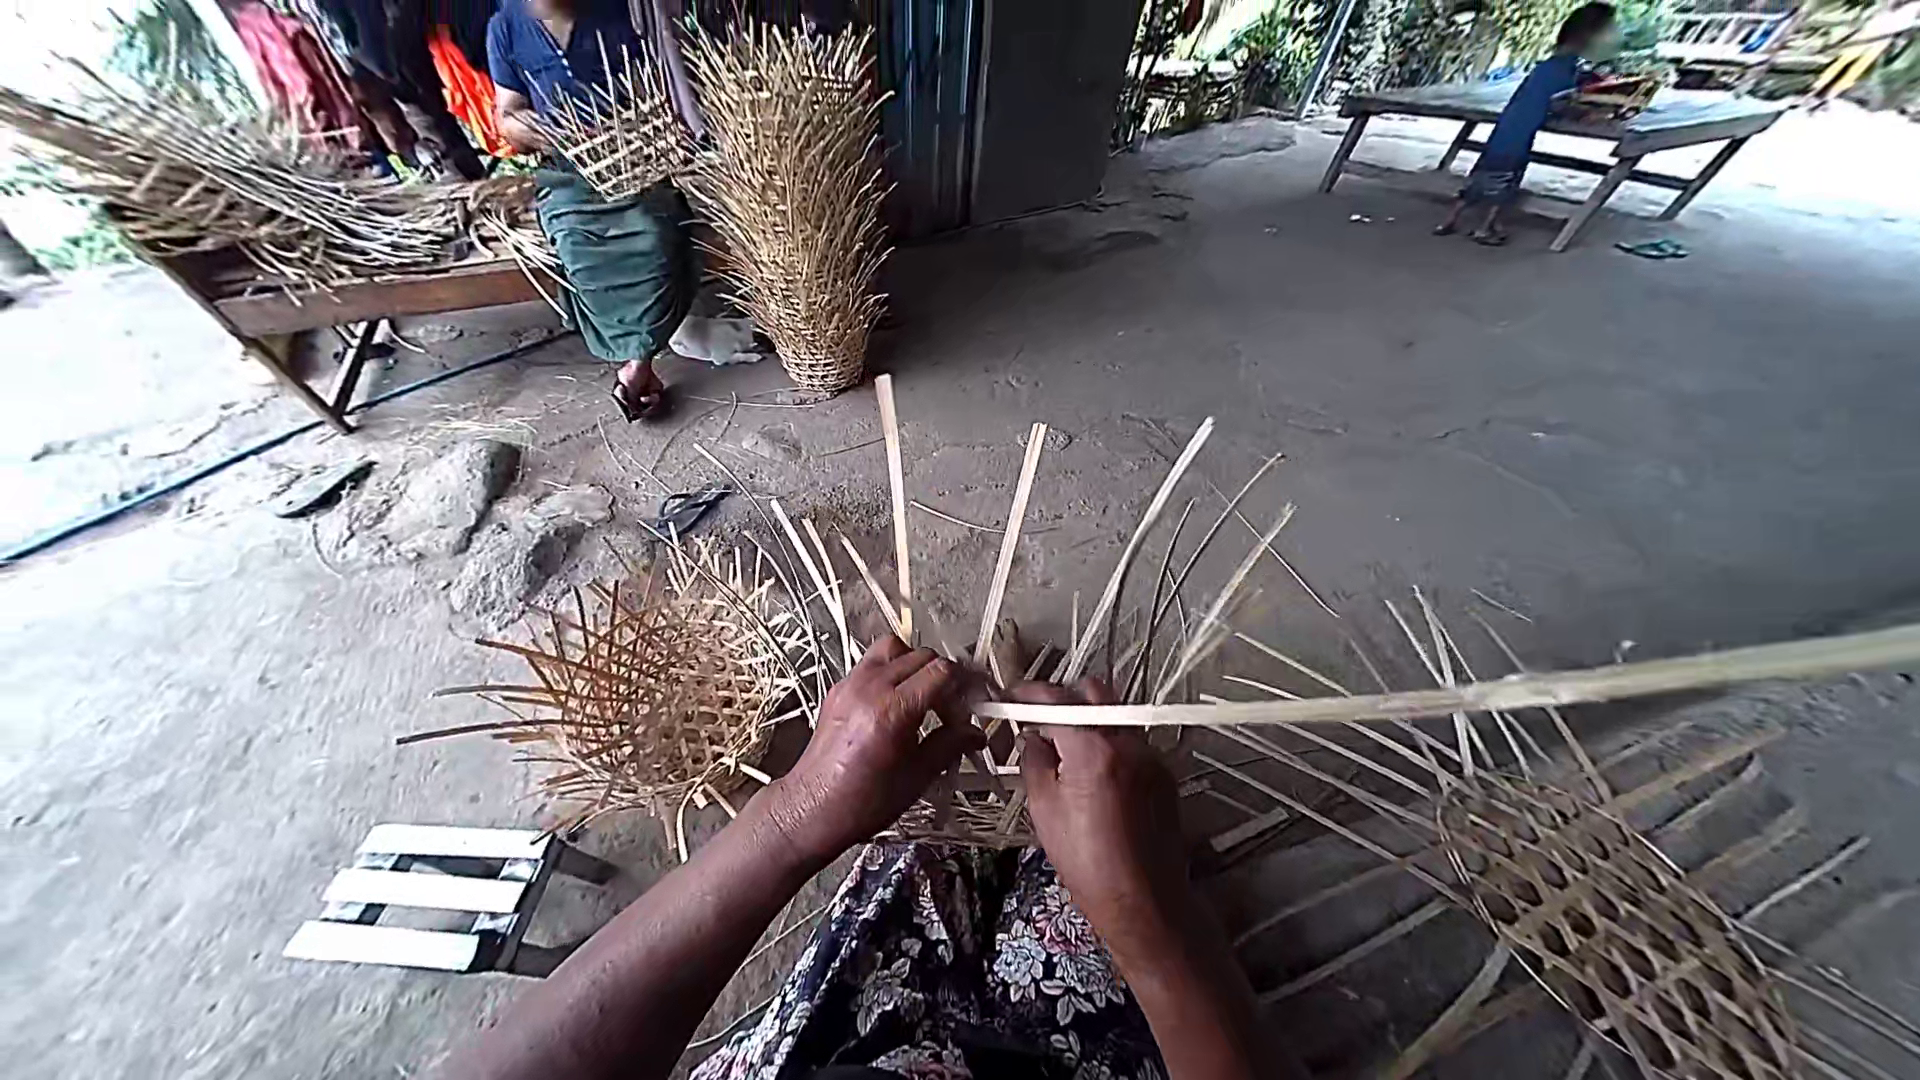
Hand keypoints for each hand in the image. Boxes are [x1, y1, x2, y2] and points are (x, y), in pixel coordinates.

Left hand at [761, 636, 985, 865]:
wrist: (811, 810)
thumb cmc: (860, 802)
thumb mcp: (917, 777)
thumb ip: (950, 745)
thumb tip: (974, 733)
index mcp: (892, 711)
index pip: (941, 671)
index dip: (966, 682)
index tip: (975, 697)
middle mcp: (870, 688)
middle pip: (923, 655)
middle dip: (946, 676)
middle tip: (954, 705)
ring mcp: (851, 684)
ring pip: (894, 647)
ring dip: (916, 664)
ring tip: (924, 694)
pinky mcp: (839, 688)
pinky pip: (872, 662)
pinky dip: (892, 670)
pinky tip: (898, 700)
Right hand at [1016, 679, 1193, 961]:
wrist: (1146, 904)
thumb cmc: (1088, 863)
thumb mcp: (1044, 810)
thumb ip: (1034, 761)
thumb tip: (1032, 737)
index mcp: (1093, 750)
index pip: (1055, 700)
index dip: (1027, 694)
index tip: (1011, 698)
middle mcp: (1127, 742)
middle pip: (1092, 691)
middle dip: (1063, 697)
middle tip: (1040, 720)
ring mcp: (1150, 755)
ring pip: (1114, 712)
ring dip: (1087, 717)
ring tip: (1066, 748)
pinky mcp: (1163, 771)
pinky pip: (1130, 737)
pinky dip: (1109, 740)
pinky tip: (1094, 771)